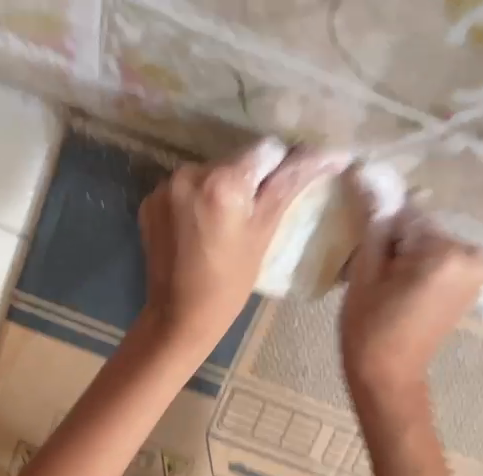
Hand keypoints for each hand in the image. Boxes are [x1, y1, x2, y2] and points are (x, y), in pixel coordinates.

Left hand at [138, 141, 348, 347]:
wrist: (178, 317)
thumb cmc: (229, 283)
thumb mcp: (264, 232)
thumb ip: (291, 183)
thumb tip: (333, 153)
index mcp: (223, 181)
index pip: (266, 150)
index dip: (278, 168)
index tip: (277, 194)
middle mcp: (190, 174)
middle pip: (233, 160)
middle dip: (246, 181)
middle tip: (248, 219)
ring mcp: (164, 188)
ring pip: (207, 174)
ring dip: (218, 190)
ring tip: (221, 227)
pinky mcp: (149, 203)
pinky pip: (182, 190)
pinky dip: (193, 203)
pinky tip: (196, 231)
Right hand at [339, 188, 482, 393]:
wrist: (388, 379)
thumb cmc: (369, 330)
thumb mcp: (365, 273)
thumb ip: (373, 220)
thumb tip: (363, 170)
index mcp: (446, 250)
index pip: (407, 212)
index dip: (378, 223)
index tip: (360, 240)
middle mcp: (472, 254)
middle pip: (422, 226)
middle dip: (395, 238)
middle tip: (370, 270)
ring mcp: (477, 270)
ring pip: (430, 241)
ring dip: (406, 251)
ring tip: (382, 279)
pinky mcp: (472, 283)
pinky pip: (441, 258)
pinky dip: (420, 264)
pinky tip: (398, 286)